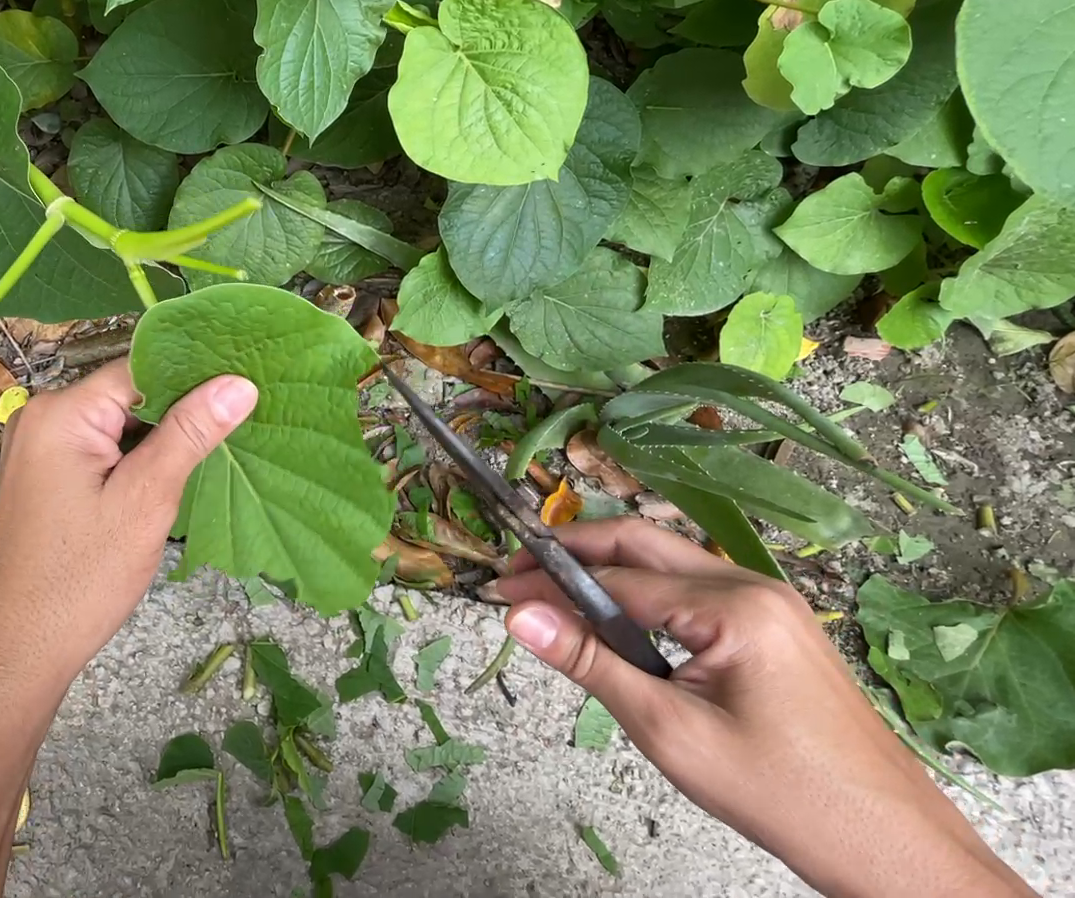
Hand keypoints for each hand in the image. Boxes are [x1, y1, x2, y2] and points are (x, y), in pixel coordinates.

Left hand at [0, 361, 254, 897]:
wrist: (11, 651)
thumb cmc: (80, 578)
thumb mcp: (145, 501)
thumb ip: (189, 434)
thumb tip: (239, 382)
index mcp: (60, 411)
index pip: (140, 369)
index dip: (194, 376)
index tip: (245, 386)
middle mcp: (39, 416)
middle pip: (124, 396)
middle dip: (175, 415)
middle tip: (237, 431)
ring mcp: (33, 448)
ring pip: (111, 426)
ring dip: (153, 443)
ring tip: (209, 457)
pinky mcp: (37, 477)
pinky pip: (93, 452)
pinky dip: (127, 463)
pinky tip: (161, 484)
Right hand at [486, 519, 1033, 897]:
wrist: (895, 852)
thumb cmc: (781, 794)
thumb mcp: (669, 730)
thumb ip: (588, 662)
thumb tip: (516, 615)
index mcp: (734, 606)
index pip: (614, 579)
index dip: (549, 583)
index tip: (499, 592)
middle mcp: (753, 585)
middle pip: (639, 543)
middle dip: (571, 551)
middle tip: (517, 575)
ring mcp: (769, 603)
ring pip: (663, 561)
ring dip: (603, 569)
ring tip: (552, 596)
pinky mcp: (773, 625)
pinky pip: (689, 589)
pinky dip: (638, 593)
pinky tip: (612, 621)